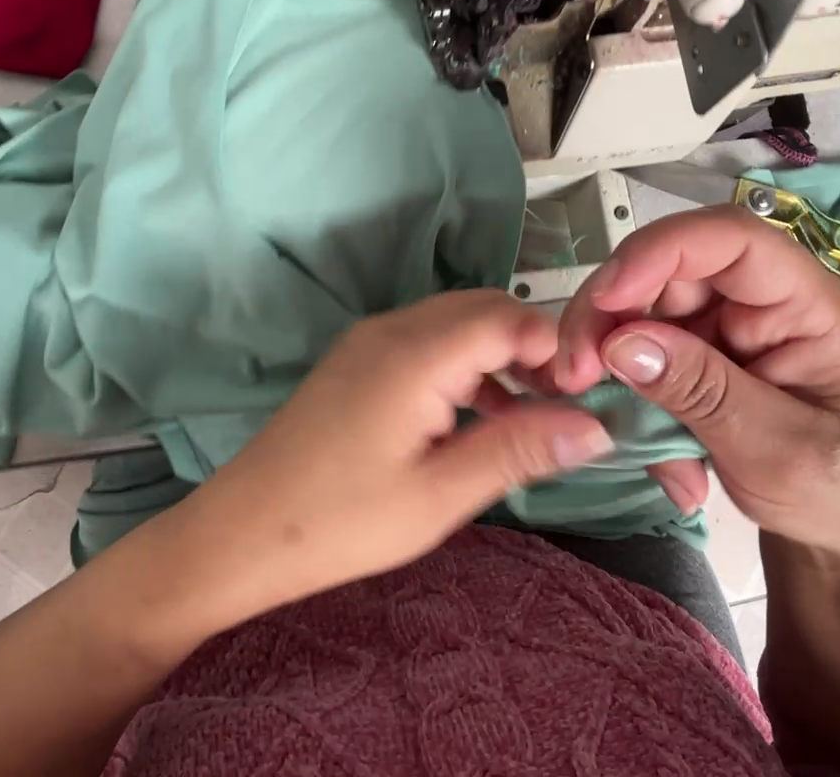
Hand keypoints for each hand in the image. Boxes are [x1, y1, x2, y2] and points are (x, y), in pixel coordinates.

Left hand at [163, 289, 615, 621]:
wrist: (243, 531)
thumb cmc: (342, 521)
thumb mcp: (441, 494)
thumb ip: (520, 449)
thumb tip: (597, 426)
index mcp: (415, 353)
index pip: (507, 316)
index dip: (556, 347)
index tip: (586, 395)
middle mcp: (392, 328)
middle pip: (483, 309)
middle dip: (531, 347)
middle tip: (563, 405)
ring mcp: (368, 340)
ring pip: (455, 323)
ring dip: (498, 356)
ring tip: (529, 415)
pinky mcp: (356, 360)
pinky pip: (426, 342)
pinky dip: (462, 366)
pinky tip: (475, 416)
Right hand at [554, 206, 839, 559]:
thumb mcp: (780, 451)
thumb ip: (703, 392)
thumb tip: (618, 343)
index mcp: (805, 304)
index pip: (729, 240)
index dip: (660, 251)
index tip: (604, 301)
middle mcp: (757, 303)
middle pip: (664, 272)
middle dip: (608, 316)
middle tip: (574, 376)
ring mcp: (723, 332)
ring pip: (640, 314)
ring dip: (612, 369)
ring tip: (618, 433)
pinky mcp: (696, 362)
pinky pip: (640, 361)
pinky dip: (631, 406)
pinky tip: (667, 464)